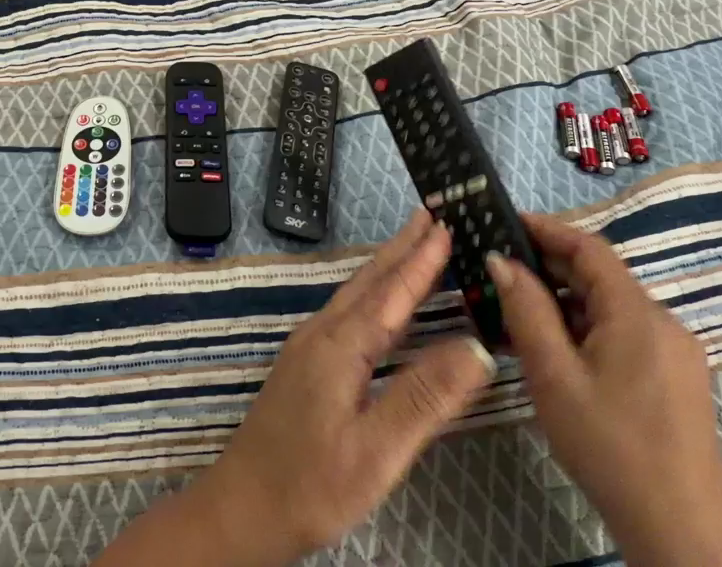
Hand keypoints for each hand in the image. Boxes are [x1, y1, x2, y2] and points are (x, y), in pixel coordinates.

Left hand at [95, 209, 495, 566]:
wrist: (243, 507)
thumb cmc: (311, 484)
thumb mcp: (377, 450)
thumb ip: (425, 398)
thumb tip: (478, 348)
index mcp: (339, 348)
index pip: (390, 294)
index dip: (420, 260)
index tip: (447, 225)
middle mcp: (320, 336)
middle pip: (368, 282)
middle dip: (401, 248)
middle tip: (432, 213)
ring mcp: (308, 348)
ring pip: (355, 295)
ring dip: (386, 267)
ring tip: (413, 243)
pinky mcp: (304, 366)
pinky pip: (347, 314)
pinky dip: (373, 294)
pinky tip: (382, 303)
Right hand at [487, 213, 721, 566]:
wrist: (677, 527)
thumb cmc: (608, 445)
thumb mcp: (553, 375)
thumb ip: (527, 310)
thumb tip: (501, 260)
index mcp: (638, 314)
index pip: (590, 248)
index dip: (546, 229)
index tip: (502, 221)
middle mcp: (664, 322)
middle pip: (601, 276)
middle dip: (548, 267)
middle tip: (496, 269)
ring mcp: (675, 351)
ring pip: (610, 307)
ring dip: (564, 301)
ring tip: (515, 310)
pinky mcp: (676, 377)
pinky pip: (624, 333)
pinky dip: (585, 327)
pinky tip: (554, 348)